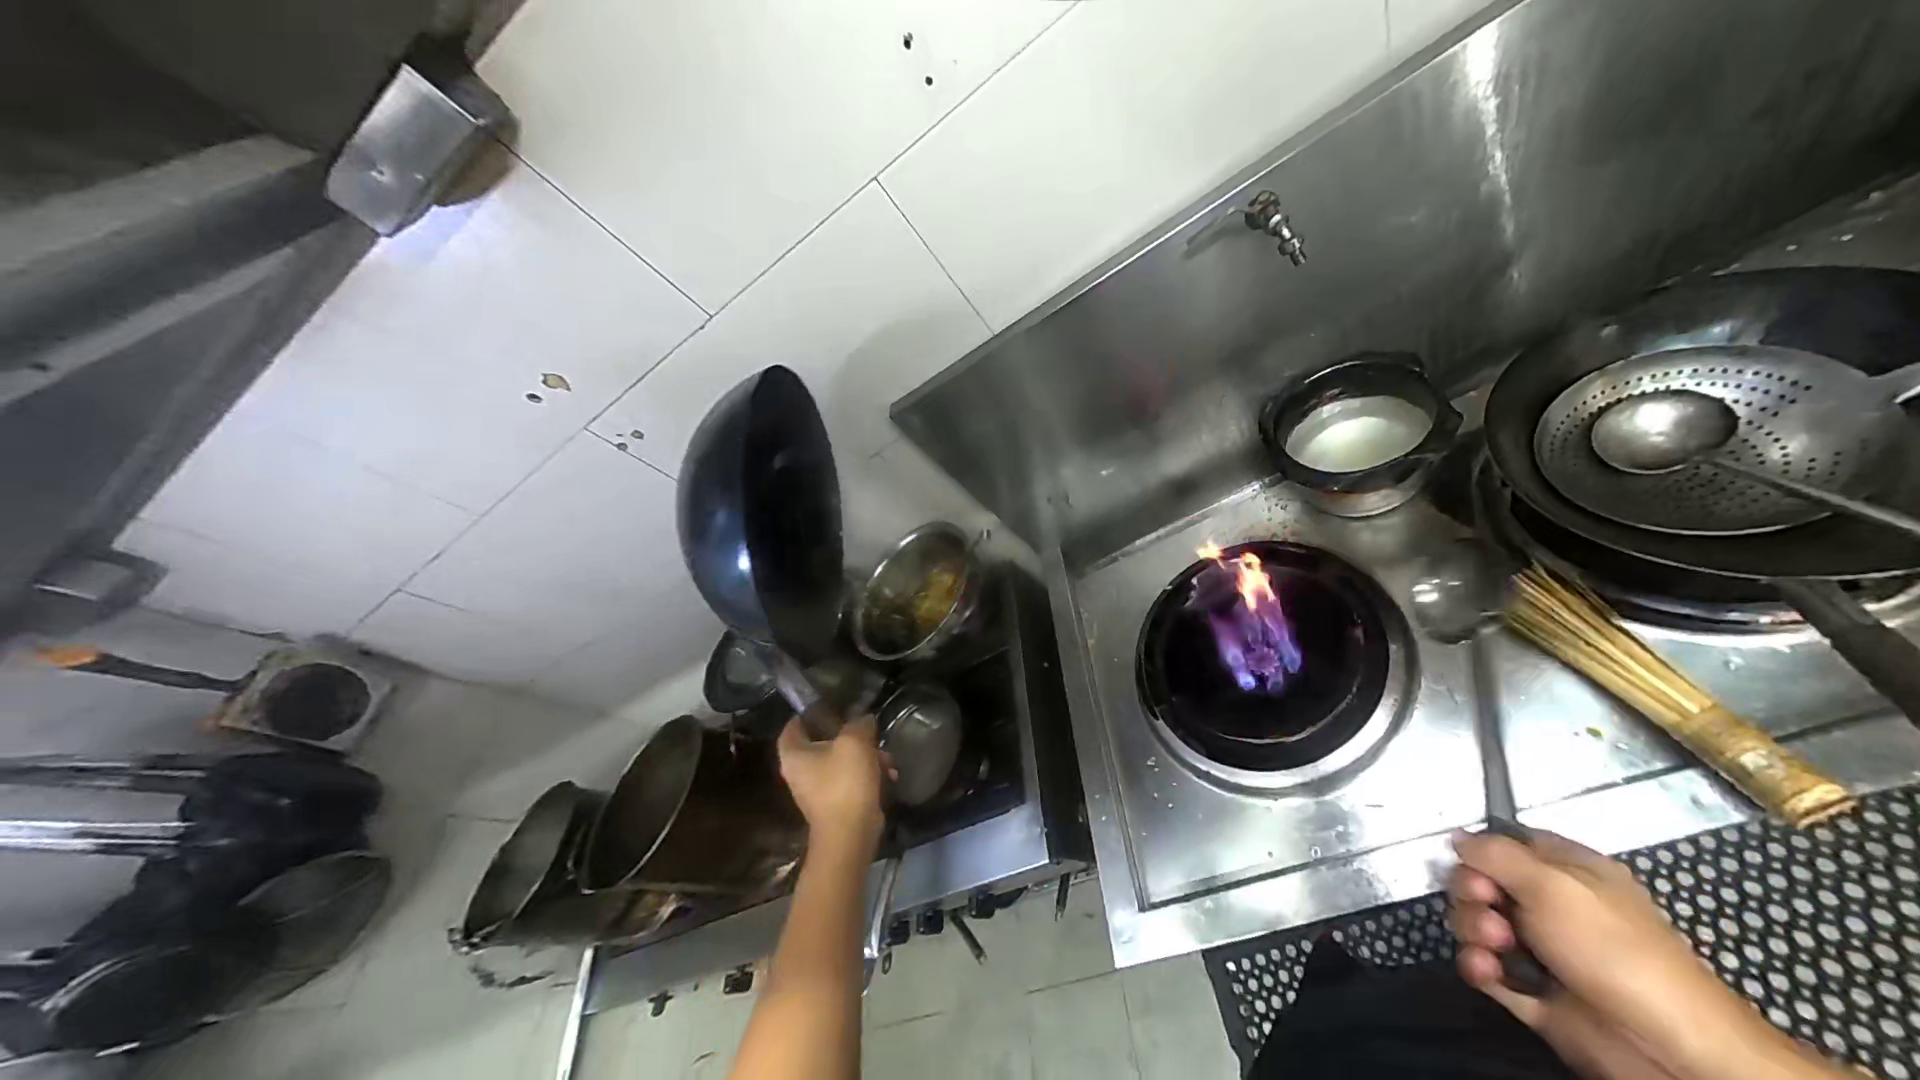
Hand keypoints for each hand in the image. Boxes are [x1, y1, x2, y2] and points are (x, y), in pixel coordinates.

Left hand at [777, 714, 885, 852]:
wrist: (850, 834)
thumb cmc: (844, 783)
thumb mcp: (855, 742)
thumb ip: (859, 723)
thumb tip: (863, 719)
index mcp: (794, 755)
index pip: (793, 726)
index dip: (809, 714)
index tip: (830, 706)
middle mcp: (800, 772)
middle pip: (821, 743)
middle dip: (849, 736)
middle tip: (868, 731)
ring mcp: (817, 790)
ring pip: (840, 762)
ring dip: (865, 757)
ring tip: (887, 758)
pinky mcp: (835, 804)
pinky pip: (850, 780)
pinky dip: (867, 775)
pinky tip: (888, 776)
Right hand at [1448, 829, 1842, 1079]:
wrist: (1669, 1049)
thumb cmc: (1615, 950)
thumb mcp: (1553, 885)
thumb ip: (1496, 853)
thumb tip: (1458, 837)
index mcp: (1568, 872)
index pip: (1506, 844)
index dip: (1481, 851)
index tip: (1475, 865)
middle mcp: (1550, 905)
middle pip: (1481, 882)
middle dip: (1472, 894)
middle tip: (1490, 910)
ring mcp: (1538, 948)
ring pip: (1476, 923)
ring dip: (1473, 931)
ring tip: (1496, 948)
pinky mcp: (1528, 988)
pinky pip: (1483, 966)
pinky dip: (1477, 965)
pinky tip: (1488, 971)